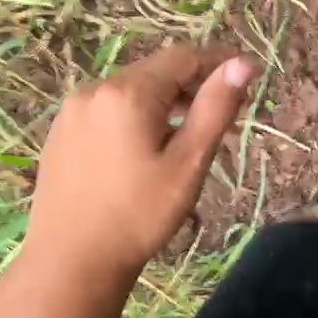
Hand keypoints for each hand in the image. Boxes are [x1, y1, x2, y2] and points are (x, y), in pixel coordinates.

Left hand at [23, 44, 255, 289]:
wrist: (71, 260)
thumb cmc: (141, 211)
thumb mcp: (190, 159)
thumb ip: (216, 106)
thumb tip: (245, 64)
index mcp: (127, 94)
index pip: (184, 57)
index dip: (221, 62)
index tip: (253, 80)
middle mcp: (94, 91)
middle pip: (158, 70)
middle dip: (198, 83)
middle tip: (233, 116)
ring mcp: (72, 111)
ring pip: (136, 89)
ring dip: (173, 100)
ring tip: (198, 134)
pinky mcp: (63, 132)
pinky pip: (114, 107)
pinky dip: (145, 113)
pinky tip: (158, 146)